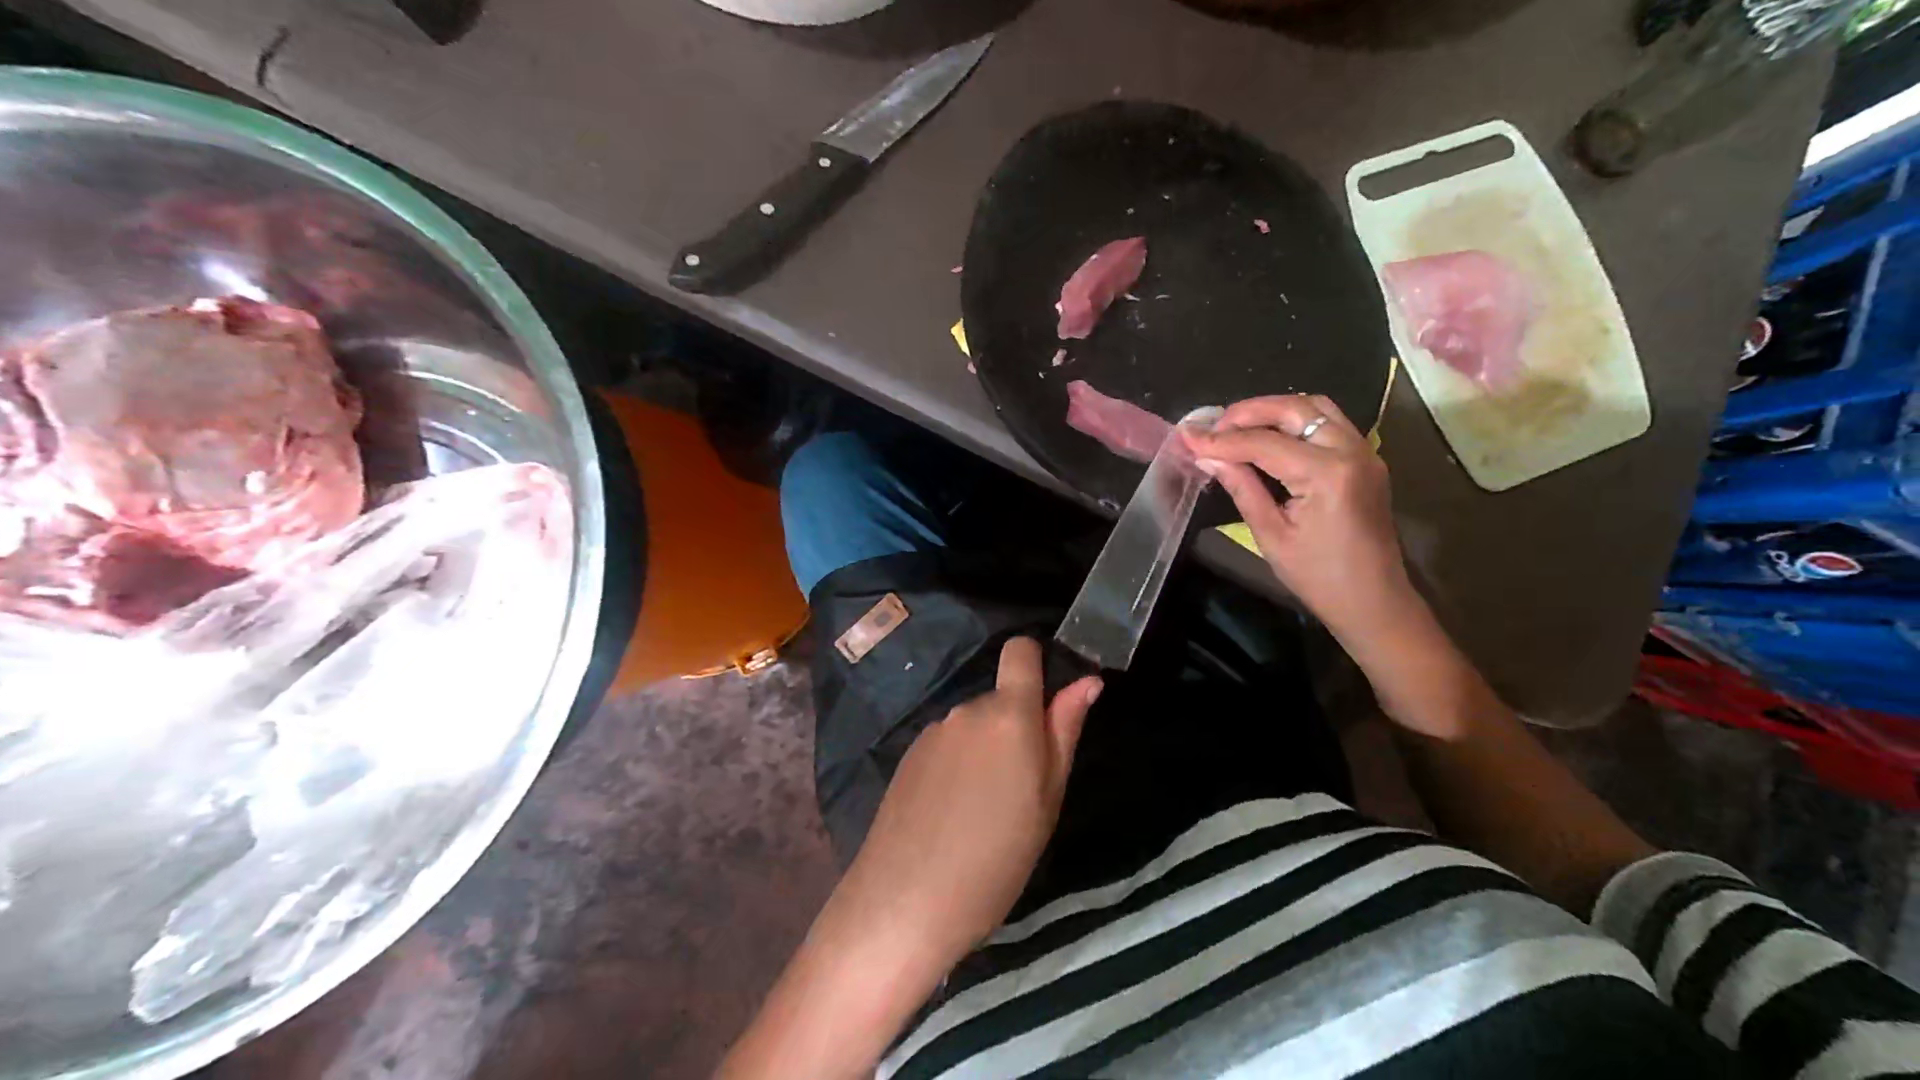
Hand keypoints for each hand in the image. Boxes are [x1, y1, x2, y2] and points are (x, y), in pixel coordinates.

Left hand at [836, 638, 1101, 962]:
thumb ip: (1064, 731)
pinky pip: (947, 745)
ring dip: (985, 751)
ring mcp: (933, 731)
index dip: (1035, 662)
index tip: (1047, 704)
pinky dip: (957, 766)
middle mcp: (967, 709)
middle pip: (1000, 698)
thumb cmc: (997, 858)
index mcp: (1008, 714)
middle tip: (1022, 790)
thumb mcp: (1047, 799)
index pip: (1019, 651)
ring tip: (985, 812)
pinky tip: (952, 815)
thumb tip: (1087, 681)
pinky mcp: (908, 754)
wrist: (906, 901)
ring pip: (974, 726)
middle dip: (1015, 728)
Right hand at [1184, 395, 1417, 640]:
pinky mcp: (1365, 458)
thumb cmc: (1319, 577)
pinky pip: (1327, 422)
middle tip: (1211, 427)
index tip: (1187, 436)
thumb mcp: (1271, 535)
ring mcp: (1364, 451)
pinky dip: (1293, 421)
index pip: (1264, 442)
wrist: (1374, 601)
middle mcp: (1351, 451)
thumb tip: (1206, 456)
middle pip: (1294, 408)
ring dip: (1273, 410)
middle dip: (1248, 412)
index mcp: (1327, 474)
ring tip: (1236, 429)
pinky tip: (1266, 438)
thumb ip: (1241, 487)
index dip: (1221, 439)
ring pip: (1314, 407)